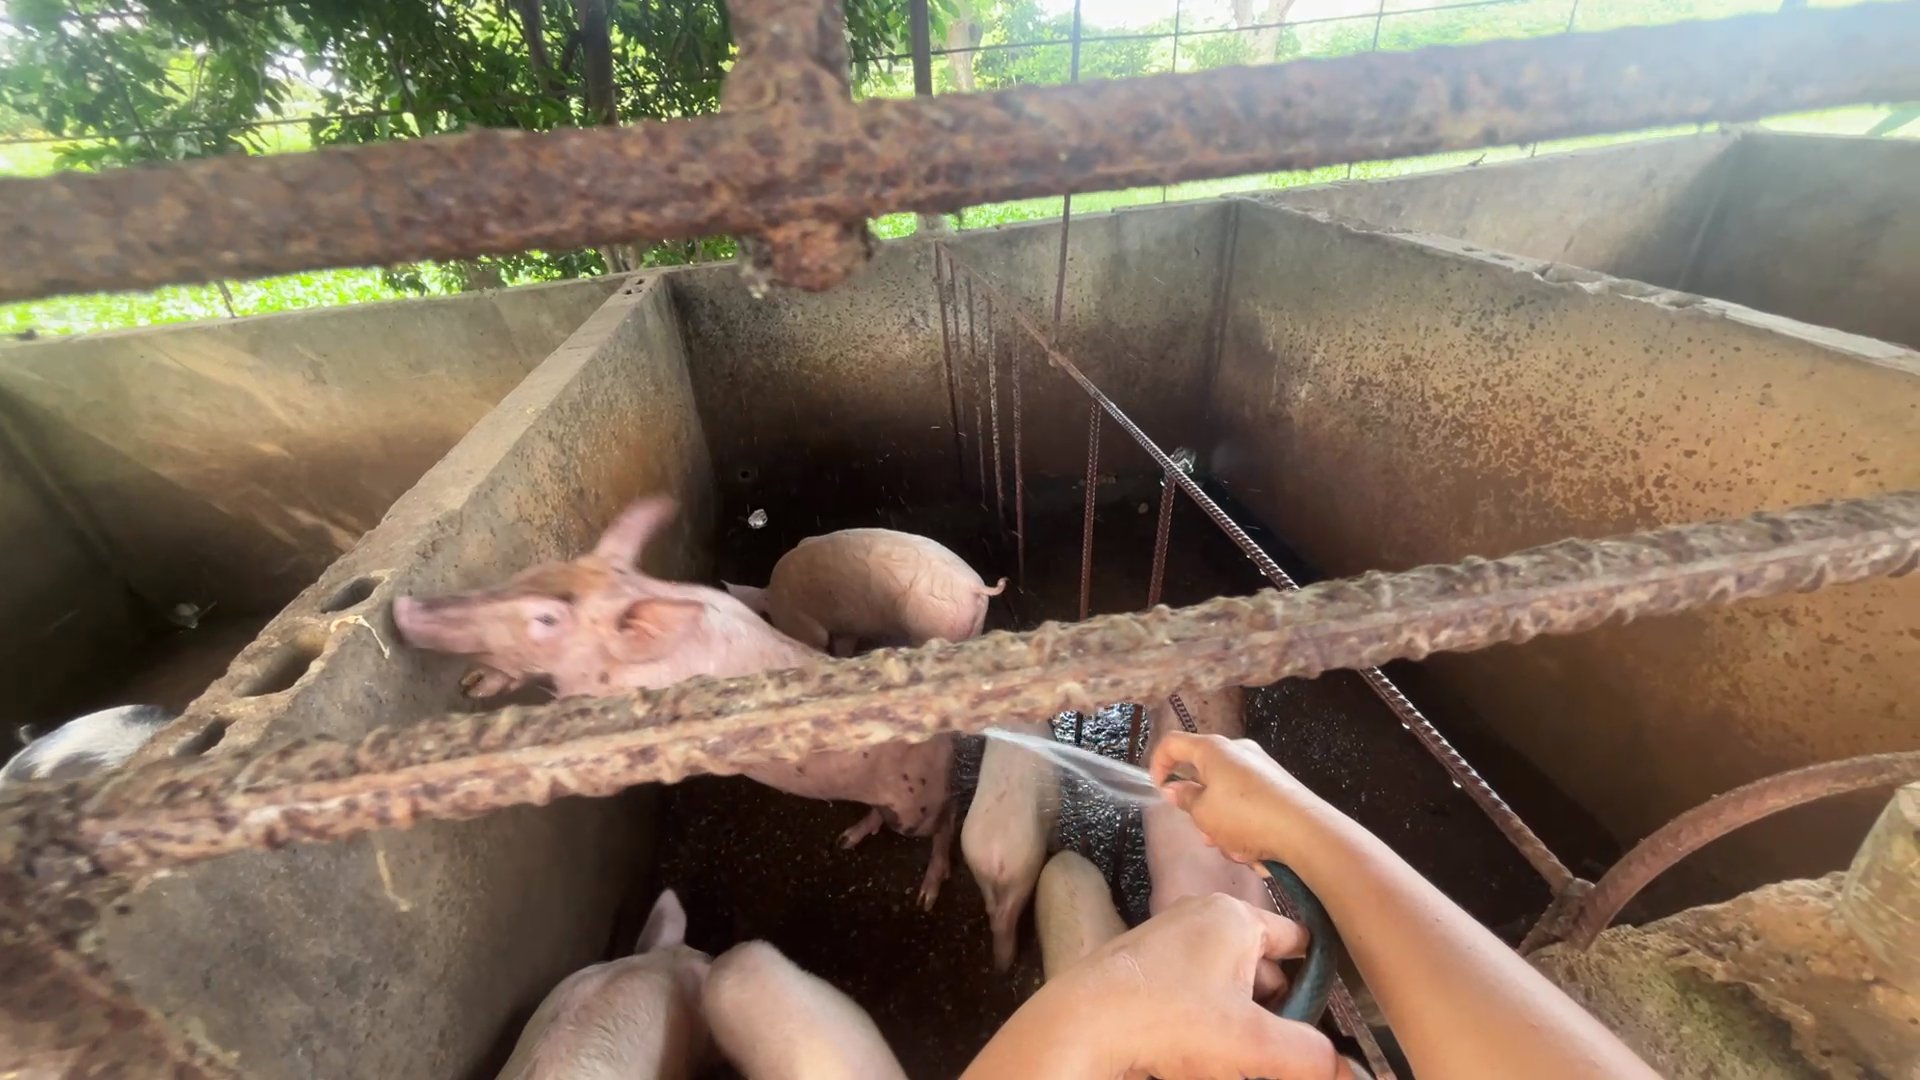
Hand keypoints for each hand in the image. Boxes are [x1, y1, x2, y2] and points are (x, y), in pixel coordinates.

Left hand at [1046, 893, 1335, 1079]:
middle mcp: (1204, 914)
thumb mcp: (1255, 1044)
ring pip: (1230, 984)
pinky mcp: (1150, 960)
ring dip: (1244, 1024)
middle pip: (1263, 968)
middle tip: (1279, 1056)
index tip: (1332, 1022)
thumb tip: (1354, 1072)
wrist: (1088, 1019)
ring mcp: (1173, 934)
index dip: (1319, 981)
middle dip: (1277, 1015)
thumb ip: (1313, 1057)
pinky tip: (1207, 1056)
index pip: (1297, 940)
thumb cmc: (1175, 1018)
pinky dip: (1211, 1020)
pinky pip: (1199, 989)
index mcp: (1235, 917)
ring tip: (1241, 1060)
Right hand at [1149, 733, 1326, 867]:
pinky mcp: (1280, 789)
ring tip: (1237, 849)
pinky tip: (1257, 850)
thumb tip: (1175, 789)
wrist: (1308, 833)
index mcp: (1213, 749)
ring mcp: (1261, 769)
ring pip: (1226, 796)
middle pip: (1203, 775)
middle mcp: (1237, 751)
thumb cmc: (1245, 816)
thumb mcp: (1203, 813)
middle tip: (1206, 833)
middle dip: (1201, 808)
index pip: (1172, 743)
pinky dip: (1246, 826)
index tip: (1159, 790)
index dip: (1158, 764)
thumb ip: (1184, 799)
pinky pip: (1249, 805)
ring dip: (1224, 824)